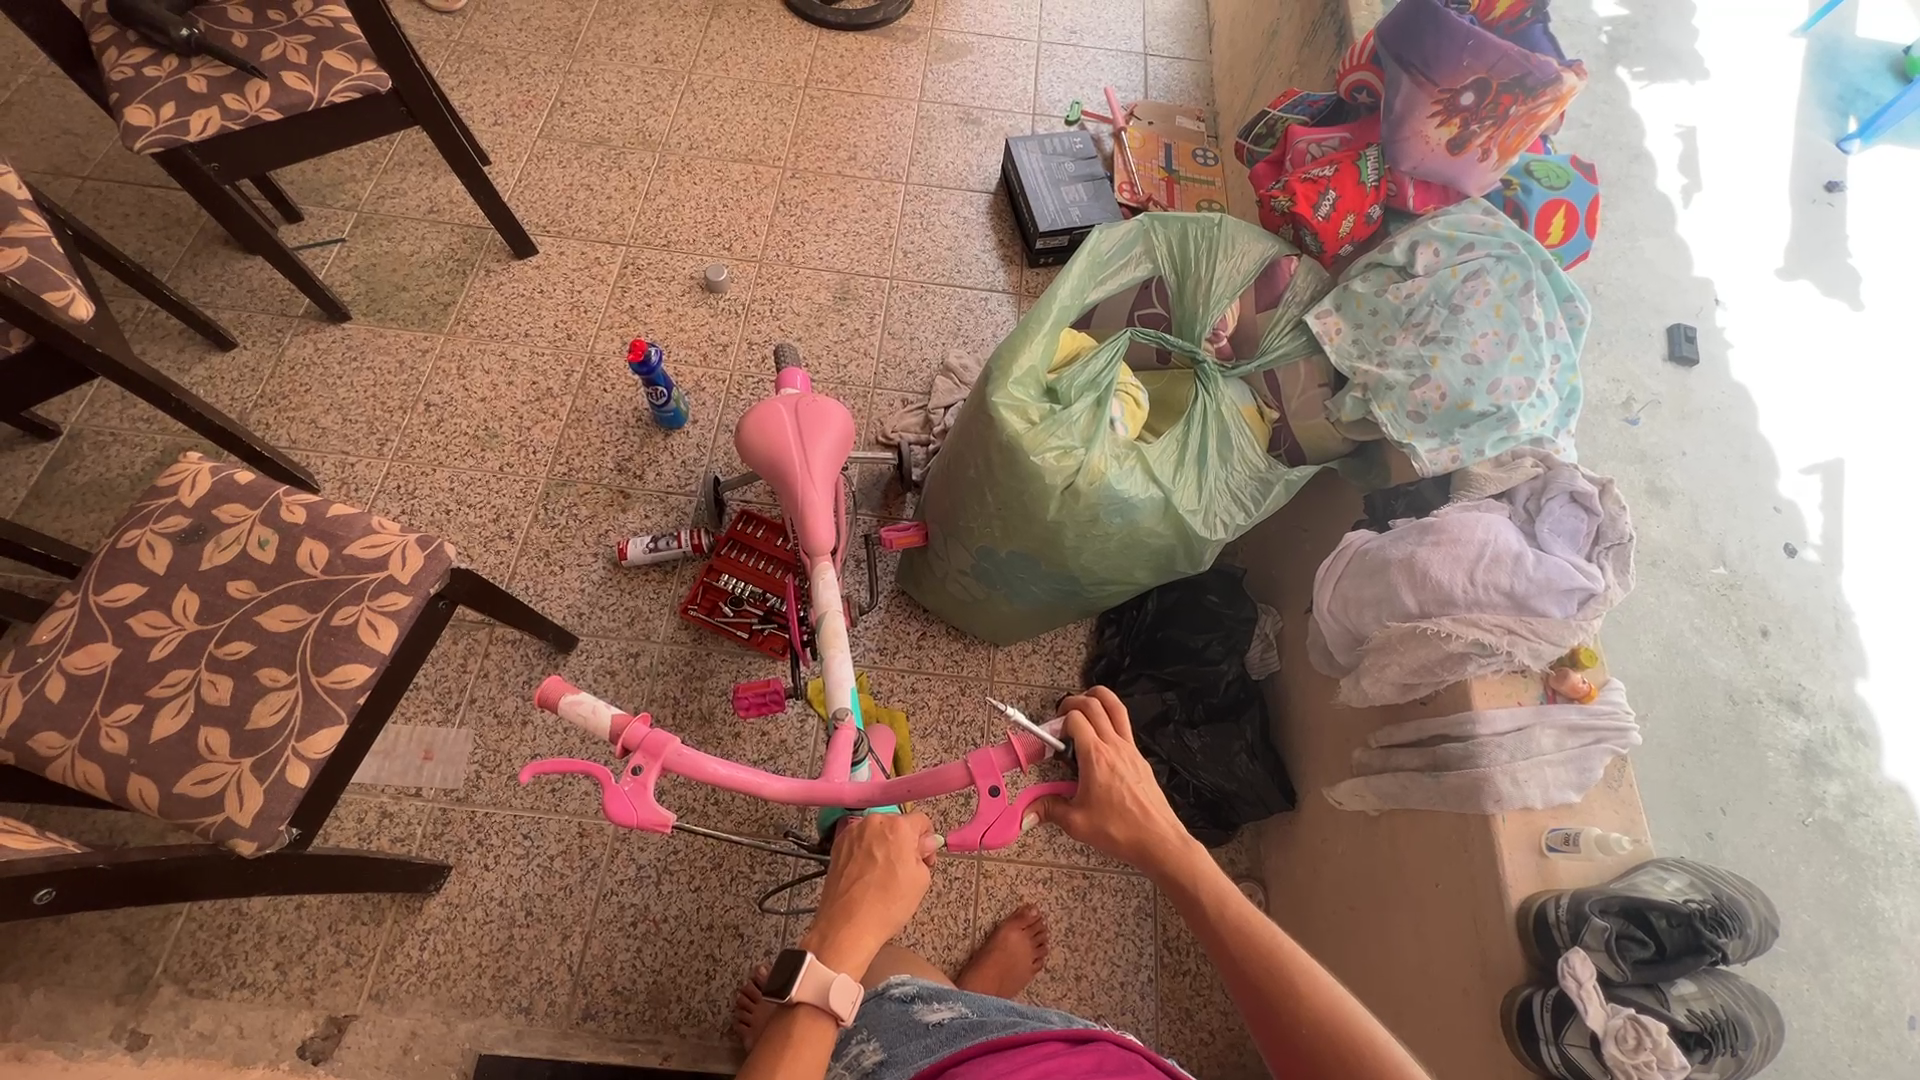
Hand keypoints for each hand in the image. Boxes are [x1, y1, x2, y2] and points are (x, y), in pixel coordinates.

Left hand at [802, 811, 937, 973]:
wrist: (847, 925)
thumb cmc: (885, 905)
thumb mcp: (921, 880)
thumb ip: (925, 853)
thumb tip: (927, 842)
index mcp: (899, 827)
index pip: (922, 821)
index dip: (927, 842)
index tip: (925, 858)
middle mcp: (875, 822)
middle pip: (898, 825)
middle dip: (904, 843)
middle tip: (905, 869)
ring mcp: (854, 832)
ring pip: (878, 832)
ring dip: (884, 846)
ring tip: (883, 875)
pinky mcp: (838, 845)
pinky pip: (860, 841)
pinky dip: (866, 852)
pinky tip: (867, 875)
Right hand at [1030, 687, 1199, 879]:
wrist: (1158, 840)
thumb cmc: (1121, 830)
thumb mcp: (1077, 823)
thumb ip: (1049, 810)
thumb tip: (1028, 812)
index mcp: (1096, 756)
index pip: (1075, 718)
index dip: (1059, 721)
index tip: (1052, 737)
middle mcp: (1114, 746)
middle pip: (1095, 703)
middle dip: (1074, 701)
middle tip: (1062, 714)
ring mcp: (1130, 749)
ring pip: (1116, 707)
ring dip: (1098, 698)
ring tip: (1084, 705)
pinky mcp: (1140, 758)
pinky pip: (1125, 725)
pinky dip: (1111, 719)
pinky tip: (1102, 739)